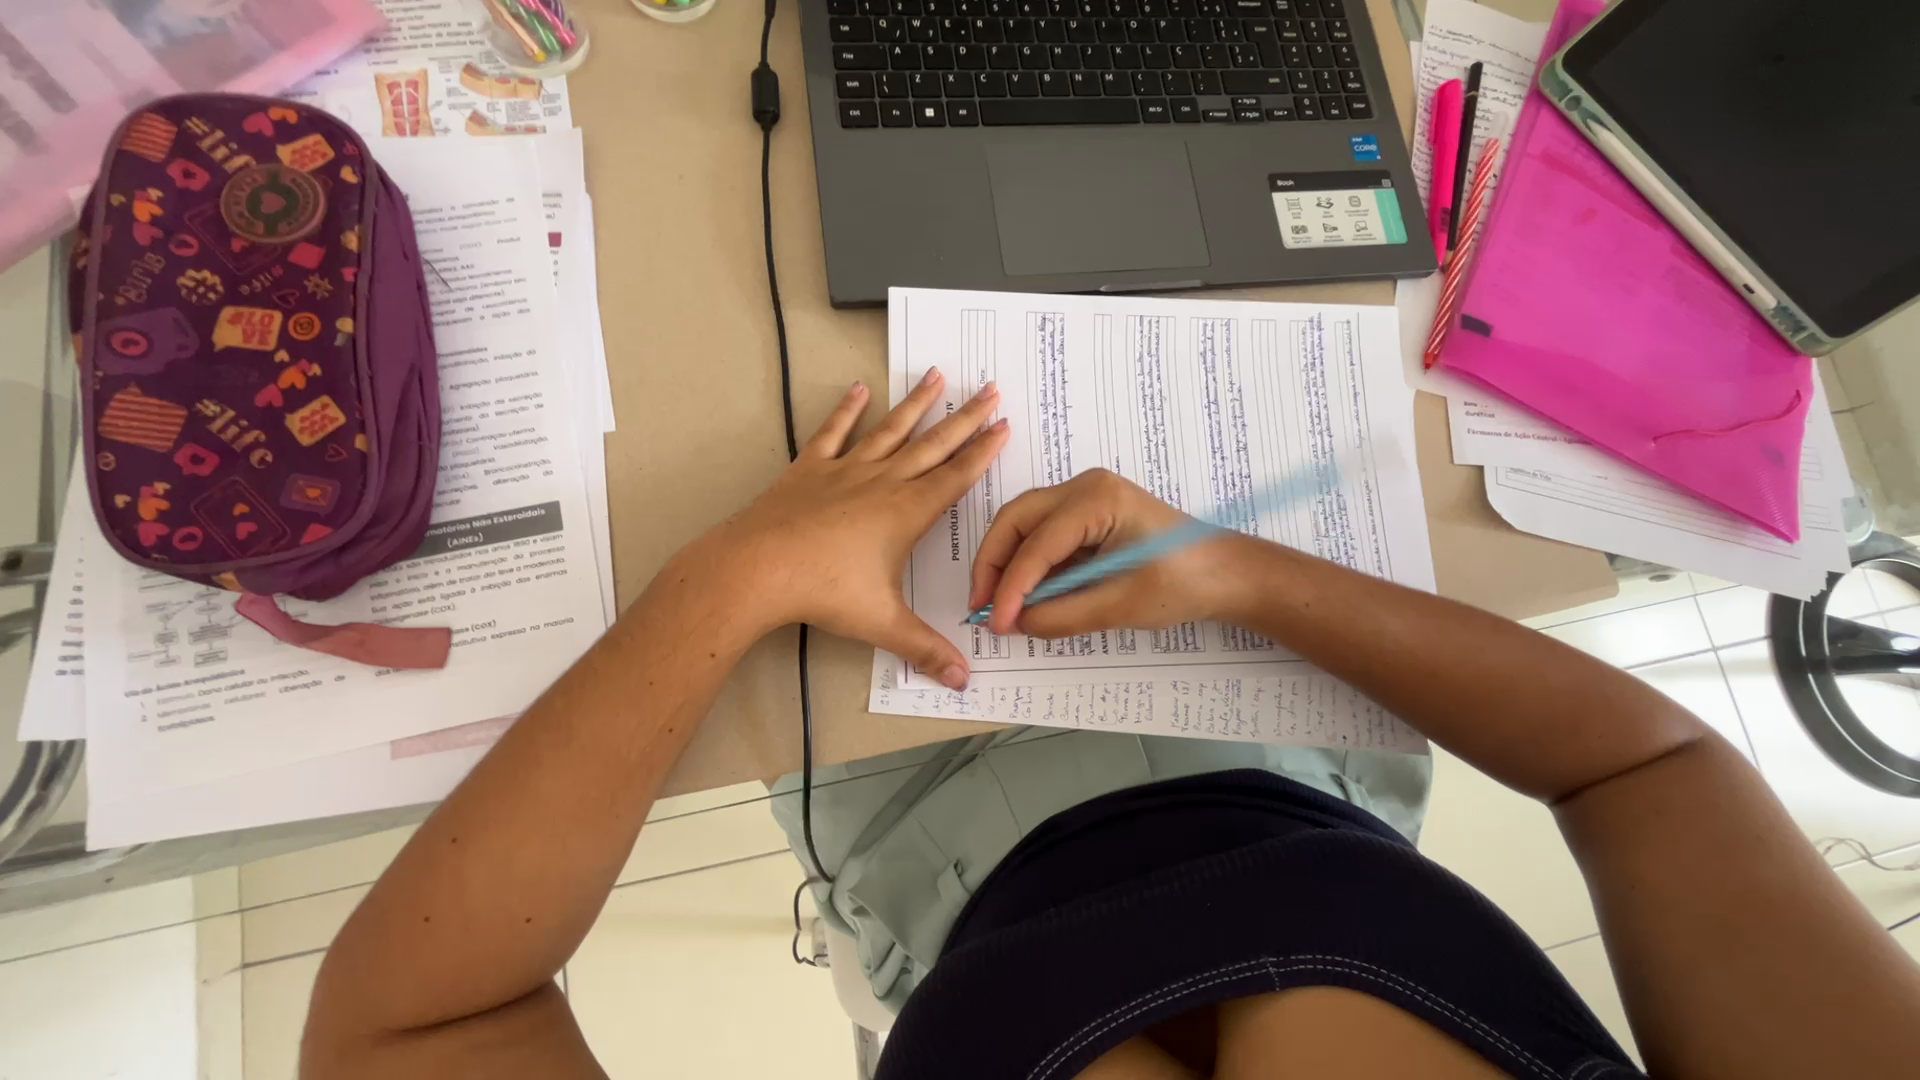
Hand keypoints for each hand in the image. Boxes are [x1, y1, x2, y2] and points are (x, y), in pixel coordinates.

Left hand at [697, 370, 1007, 688]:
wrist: (757, 569)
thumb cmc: (823, 592)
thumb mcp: (882, 624)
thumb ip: (925, 648)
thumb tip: (962, 680)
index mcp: (906, 512)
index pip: (956, 476)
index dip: (983, 452)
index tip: (1003, 426)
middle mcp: (882, 482)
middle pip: (934, 444)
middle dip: (965, 418)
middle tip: (990, 390)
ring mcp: (845, 471)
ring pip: (890, 430)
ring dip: (916, 404)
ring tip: (937, 376)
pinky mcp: (810, 470)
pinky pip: (833, 433)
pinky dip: (846, 411)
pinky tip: (858, 389)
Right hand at [968, 469, 1243, 638]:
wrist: (1227, 574)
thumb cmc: (1184, 582)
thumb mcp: (1121, 605)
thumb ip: (1062, 615)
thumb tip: (1015, 624)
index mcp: (1098, 498)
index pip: (1037, 543)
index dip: (1011, 585)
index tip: (997, 623)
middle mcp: (1084, 488)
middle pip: (1017, 519)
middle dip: (994, 563)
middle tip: (981, 607)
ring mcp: (1085, 499)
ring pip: (1024, 525)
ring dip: (1006, 563)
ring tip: (998, 605)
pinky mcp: (1087, 517)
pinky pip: (1044, 537)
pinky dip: (1028, 566)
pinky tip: (1023, 596)